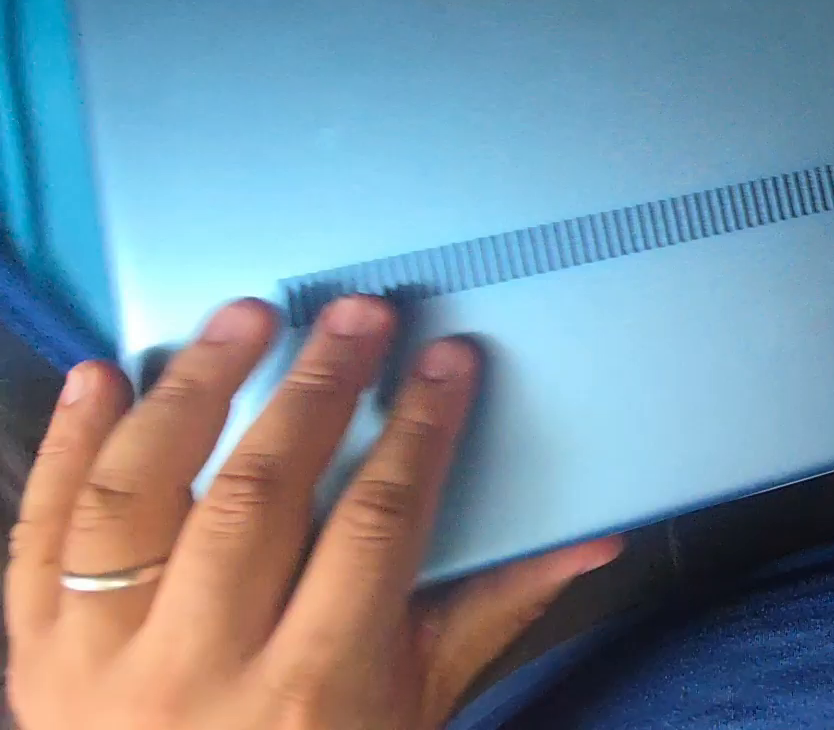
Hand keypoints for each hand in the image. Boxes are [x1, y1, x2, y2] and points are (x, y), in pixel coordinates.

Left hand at [6, 296, 620, 728]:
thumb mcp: (428, 698)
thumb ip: (506, 607)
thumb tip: (602, 539)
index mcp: (316, 679)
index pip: (375, 524)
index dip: (420, 432)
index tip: (449, 361)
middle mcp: (196, 667)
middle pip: (258, 498)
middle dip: (318, 391)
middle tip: (360, 315)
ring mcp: (94, 664)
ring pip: (135, 503)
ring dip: (194, 394)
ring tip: (248, 316)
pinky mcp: (28, 660)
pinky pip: (35, 545)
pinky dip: (64, 450)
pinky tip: (105, 373)